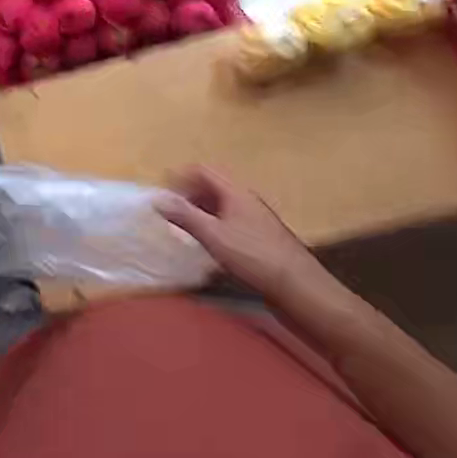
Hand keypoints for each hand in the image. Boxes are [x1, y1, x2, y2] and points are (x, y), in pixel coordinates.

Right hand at [156, 166, 343, 308]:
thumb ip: (185, 215)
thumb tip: (158, 198)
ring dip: (201, 211)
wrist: (298, 286)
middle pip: (213, 186)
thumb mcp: (213, 235)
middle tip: (170, 212)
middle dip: (189, 195)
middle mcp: (246, 199)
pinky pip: (231, 220)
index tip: (163, 194)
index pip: (203, 170)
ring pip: (222, 204)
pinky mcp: (261, 236)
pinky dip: (214, 224)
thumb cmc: (253, 256)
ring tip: (184, 228)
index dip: (181, 177)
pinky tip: (209, 244)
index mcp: (235, 191)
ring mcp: (256, 217)